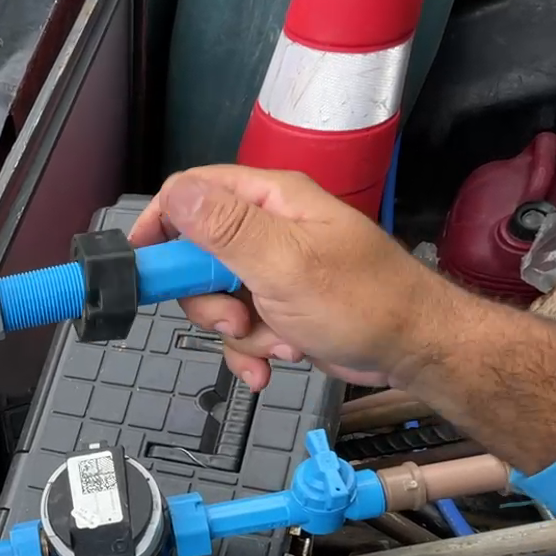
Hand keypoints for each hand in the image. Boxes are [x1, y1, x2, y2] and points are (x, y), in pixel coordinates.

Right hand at [127, 166, 463, 390]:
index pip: (192, 193)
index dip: (161, 225)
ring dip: (235, 333)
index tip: (144, 267)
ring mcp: (270, 272)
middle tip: (233, 318)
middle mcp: (266, 231)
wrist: (410, 350)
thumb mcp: (284, 263)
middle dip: (205, 298)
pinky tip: (273, 362)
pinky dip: (250, 351)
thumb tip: (174, 193)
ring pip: (214, 300)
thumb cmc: (360, 301)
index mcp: (269, 202)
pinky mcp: (275, 308)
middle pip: (194, 258)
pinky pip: (238, 329)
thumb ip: (225, 229)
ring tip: (272, 342)